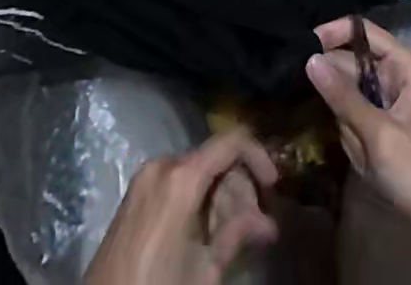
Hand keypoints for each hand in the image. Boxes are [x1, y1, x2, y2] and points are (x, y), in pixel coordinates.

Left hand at [84, 130, 279, 284]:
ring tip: (239, 238)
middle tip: (258, 228)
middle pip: (217, 160)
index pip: (233, 141)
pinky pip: (178, 184)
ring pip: (200, 172)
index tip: (274, 187)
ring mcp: (145, 178)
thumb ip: (237, 234)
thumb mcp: (205, 270)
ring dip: (222, 200)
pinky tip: (211, 235)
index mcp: (182, 176)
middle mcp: (163, 165)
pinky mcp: (135, 195)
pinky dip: (200, 202)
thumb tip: (268, 222)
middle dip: (241, 191)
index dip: (260, 157)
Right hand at [304, 18, 410, 244]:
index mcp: (405, 64)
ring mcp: (390, 100)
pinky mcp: (384, 123)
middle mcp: (398, 74)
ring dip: (348, 126)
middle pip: (351, 65)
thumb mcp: (379, 135)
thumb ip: (343, 97)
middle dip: (340, 96)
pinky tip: (369, 161)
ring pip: (349, 97)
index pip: (361, 31)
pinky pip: (356, 120)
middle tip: (342, 125)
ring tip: (367, 153)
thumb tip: (310, 59)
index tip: (300, 50)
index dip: (331, 34)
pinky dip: (355, 139)